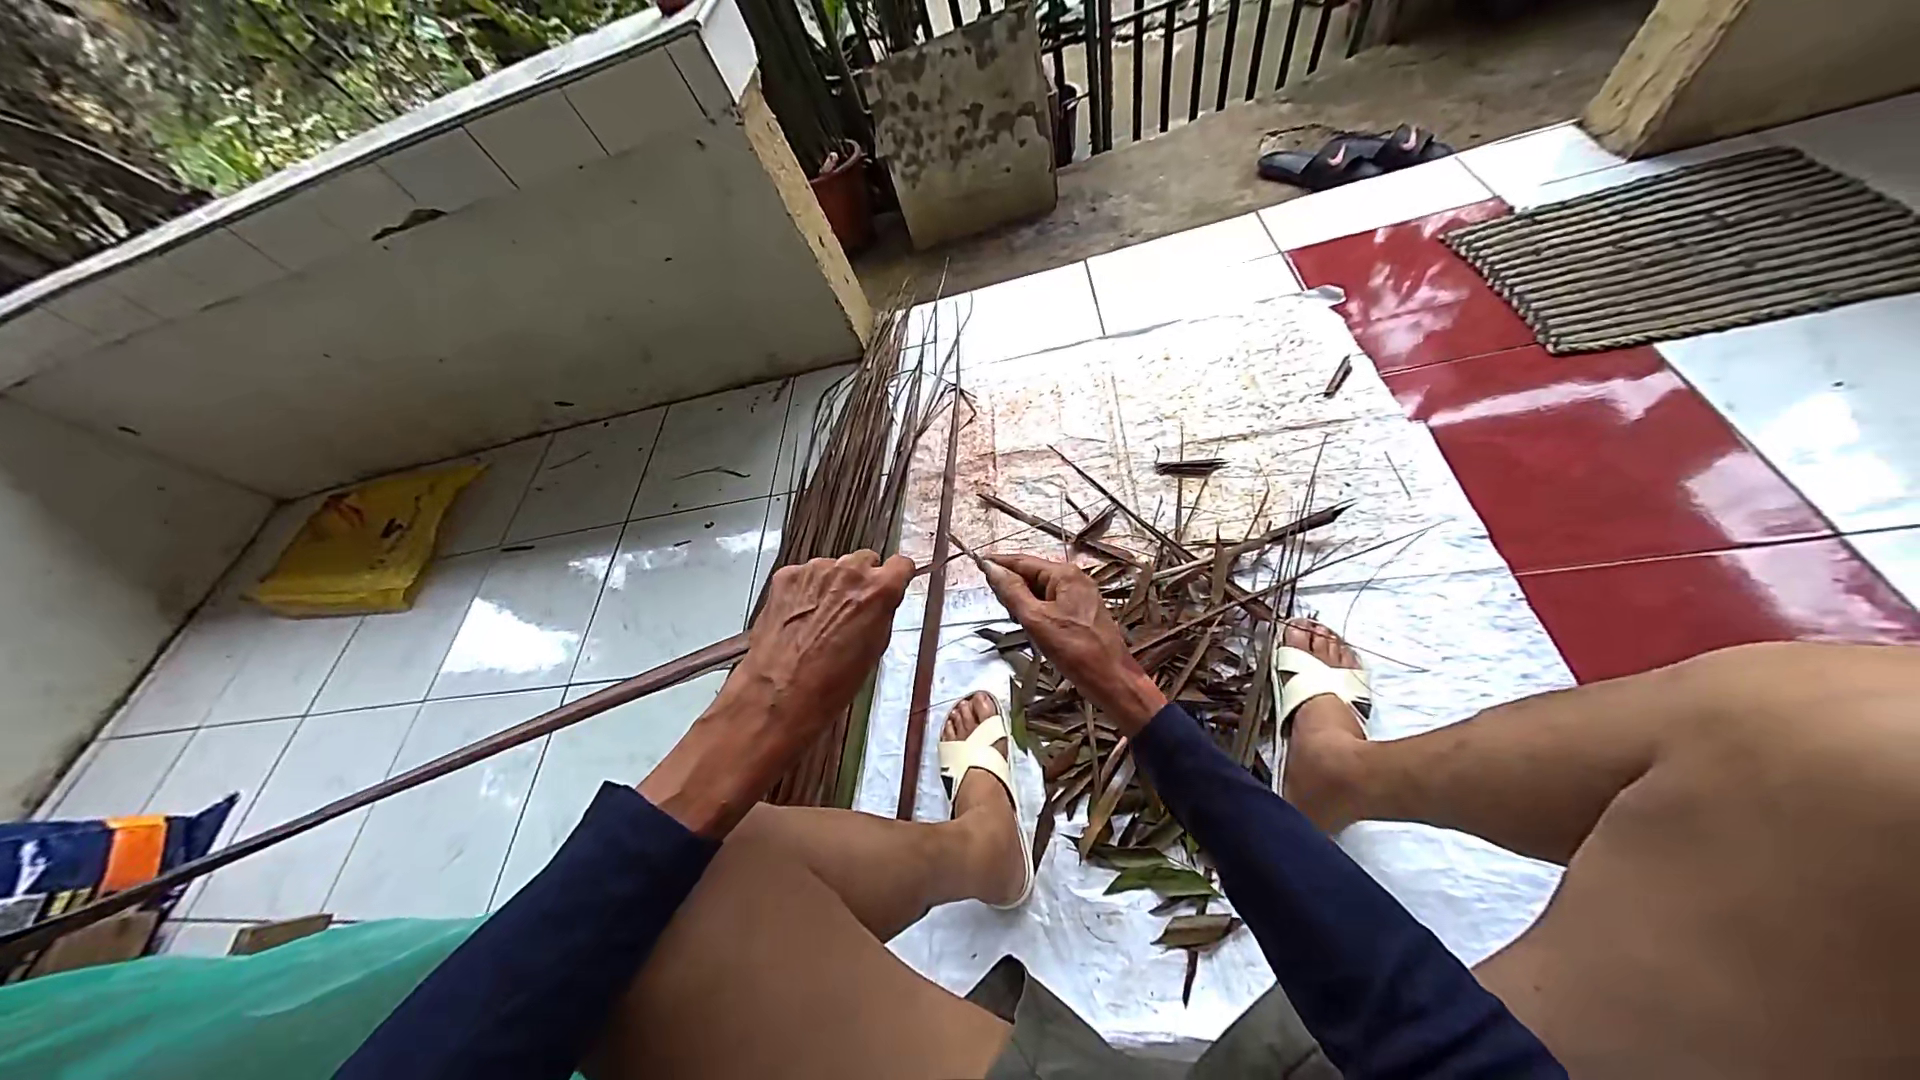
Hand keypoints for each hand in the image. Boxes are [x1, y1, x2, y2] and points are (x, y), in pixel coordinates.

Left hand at [639, 550, 912, 835]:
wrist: (779, 693)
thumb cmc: (831, 682)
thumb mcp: (876, 648)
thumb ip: (882, 613)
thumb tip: (882, 602)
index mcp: (878, 590)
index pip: (900, 564)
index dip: (896, 577)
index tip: (892, 584)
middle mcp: (848, 572)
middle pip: (865, 561)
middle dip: (862, 581)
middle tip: (853, 610)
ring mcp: (814, 571)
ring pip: (833, 566)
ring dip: (832, 585)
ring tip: (822, 619)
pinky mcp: (786, 577)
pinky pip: (805, 575)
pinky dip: (806, 590)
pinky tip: (801, 617)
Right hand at [980, 554, 1167, 735]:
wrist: (1111, 679)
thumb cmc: (1074, 650)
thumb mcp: (1036, 620)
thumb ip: (1012, 592)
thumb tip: (991, 567)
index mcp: (1065, 574)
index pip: (1023, 561)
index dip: (999, 563)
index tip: (978, 563)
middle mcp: (1074, 579)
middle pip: (1032, 574)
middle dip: (1011, 583)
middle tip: (992, 597)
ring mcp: (1080, 596)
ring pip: (1041, 590)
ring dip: (1022, 599)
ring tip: (1010, 614)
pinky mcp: (1081, 613)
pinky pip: (1051, 604)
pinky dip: (1035, 610)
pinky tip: (1028, 625)